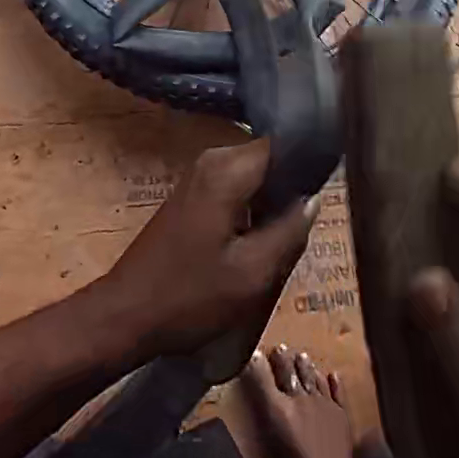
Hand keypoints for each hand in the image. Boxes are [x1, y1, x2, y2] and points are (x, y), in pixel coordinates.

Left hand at [96, 143, 316, 356]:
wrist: (127, 312)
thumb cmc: (190, 295)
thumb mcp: (252, 273)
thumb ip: (289, 230)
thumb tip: (314, 198)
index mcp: (227, 170)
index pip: (282, 145)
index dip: (310, 163)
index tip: (330, 191)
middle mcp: (211, 160)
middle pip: (269, 159)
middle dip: (292, 187)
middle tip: (308, 225)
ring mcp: (198, 176)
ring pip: (254, 175)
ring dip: (273, 201)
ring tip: (289, 237)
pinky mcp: (192, 194)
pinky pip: (236, 188)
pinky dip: (254, 208)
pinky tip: (261, 240)